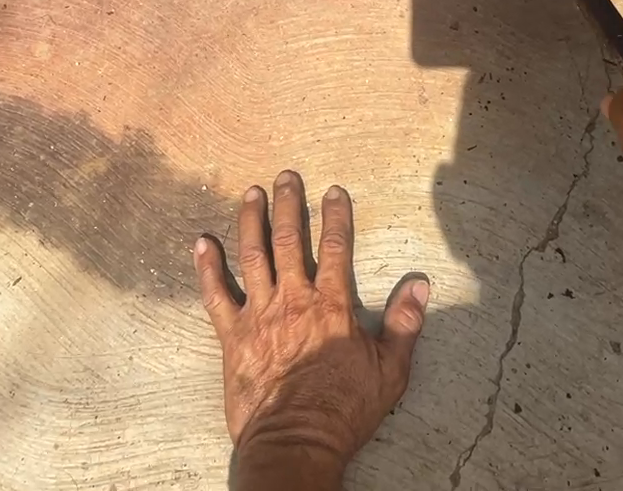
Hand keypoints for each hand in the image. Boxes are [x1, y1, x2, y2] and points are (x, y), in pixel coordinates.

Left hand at [193, 170, 428, 488]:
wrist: (294, 444)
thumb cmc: (344, 410)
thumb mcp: (389, 371)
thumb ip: (404, 324)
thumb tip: (421, 284)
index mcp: (331, 304)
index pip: (335, 246)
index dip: (336, 215)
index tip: (334, 190)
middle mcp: (294, 299)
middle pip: (289, 239)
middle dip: (288, 204)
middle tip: (286, 177)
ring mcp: (260, 315)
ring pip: (253, 255)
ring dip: (251, 220)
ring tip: (251, 193)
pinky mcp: (234, 336)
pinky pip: (216, 295)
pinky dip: (207, 268)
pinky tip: (201, 242)